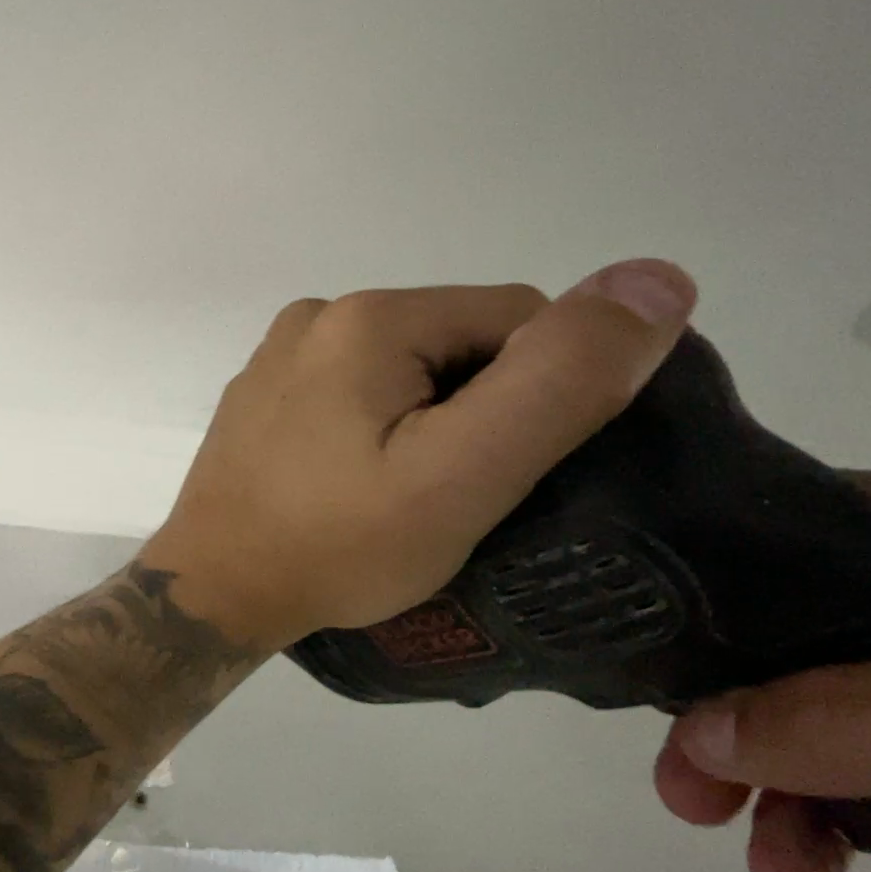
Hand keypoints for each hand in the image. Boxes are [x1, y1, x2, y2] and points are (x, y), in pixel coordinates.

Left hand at [141, 258, 696, 650]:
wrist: (215, 592)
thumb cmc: (335, 543)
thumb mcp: (463, 472)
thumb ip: (559, 379)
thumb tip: (656, 279)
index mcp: (365, 317)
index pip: (518, 319)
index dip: (543, 395)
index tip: (511, 471)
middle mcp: (314, 319)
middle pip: (459, 344)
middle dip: (482, 409)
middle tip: (455, 494)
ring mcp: (278, 361)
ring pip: (407, 373)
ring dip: (430, 424)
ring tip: (408, 497)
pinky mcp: (261, 402)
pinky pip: (352, 397)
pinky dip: (377, 431)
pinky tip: (361, 486)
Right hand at [654, 471, 870, 871]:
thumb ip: (857, 721)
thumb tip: (698, 737)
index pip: (818, 522)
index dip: (721, 559)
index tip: (641, 610)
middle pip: (802, 642)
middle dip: (737, 716)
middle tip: (682, 780)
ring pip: (835, 719)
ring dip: (780, 793)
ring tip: (755, 858)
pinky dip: (837, 830)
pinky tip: (803, 871)